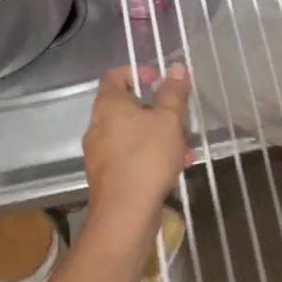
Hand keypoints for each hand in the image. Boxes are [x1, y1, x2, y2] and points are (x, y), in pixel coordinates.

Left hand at [83, 64, 192, 226]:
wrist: (124, 214)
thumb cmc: (146, 157)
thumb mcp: (168, 120)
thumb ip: (172, 93)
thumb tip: (175, 66)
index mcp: (108, 105)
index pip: (115, 75)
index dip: (137, 72)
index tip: (159, 80)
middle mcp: (97, 126)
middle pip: (127, 107)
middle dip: (157, 111)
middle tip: (178, 118)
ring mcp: (99, 153)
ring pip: (132, 134)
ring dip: (158, 136)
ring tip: (184, 149)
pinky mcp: (106, 177)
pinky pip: (130, 156)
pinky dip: (149, 156)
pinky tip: (173, 169)